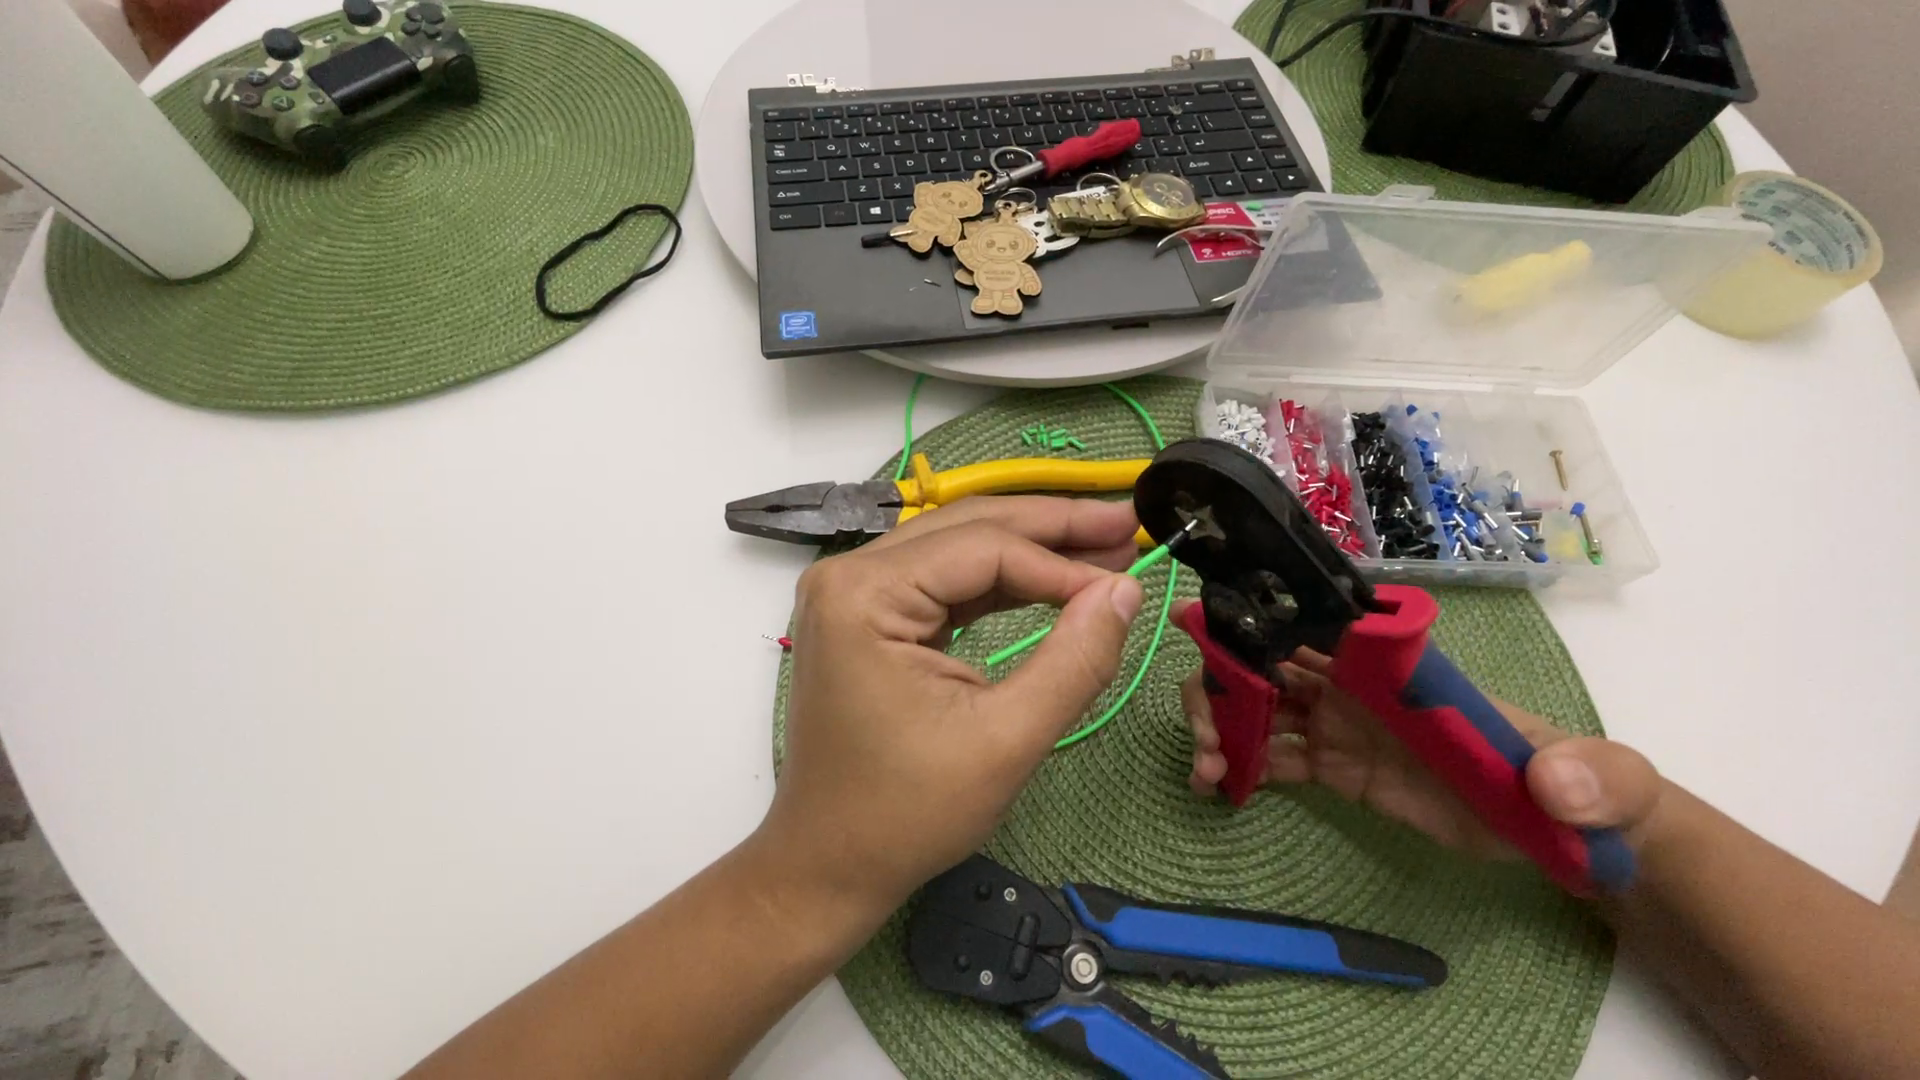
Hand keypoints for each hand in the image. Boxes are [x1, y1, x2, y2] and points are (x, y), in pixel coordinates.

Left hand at [760, 496, 1145, 916]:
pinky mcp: (868, 616)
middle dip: (1053, 528)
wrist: (830, 864)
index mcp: (864, 593)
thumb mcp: (1005, 740)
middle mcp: (849, 574)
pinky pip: (945, 581)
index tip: (1129, 581)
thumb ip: (1074, 660)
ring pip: (960, 547)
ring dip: (1032, 549)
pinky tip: (1053, 579)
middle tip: (1127, 521)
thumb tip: (1126, 589)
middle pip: (968, 528)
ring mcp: (854, 593)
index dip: (1063, 564)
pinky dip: (1002, 582)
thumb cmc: (907, 813)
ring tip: (1104, 545)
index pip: (984, 550)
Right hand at [1180, 608, 1665, 860]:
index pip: (1318, 626)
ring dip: (1222, 728)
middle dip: (1222, 685)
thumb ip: (1585, 773)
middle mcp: (1355, 686)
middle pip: (1266, 666)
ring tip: (1204, 769)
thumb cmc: (1576, 782)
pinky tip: (1216, 784)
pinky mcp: (1334, 769)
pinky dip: (1239, 765)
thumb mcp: (1598, 776)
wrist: (1563, 830)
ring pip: (1259, 710)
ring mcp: (1339, 727)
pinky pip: (1273, 759)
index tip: (1209, 630)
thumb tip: (1553, 781)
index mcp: (1396, 668)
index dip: (1259, 622)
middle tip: (1205, 731)